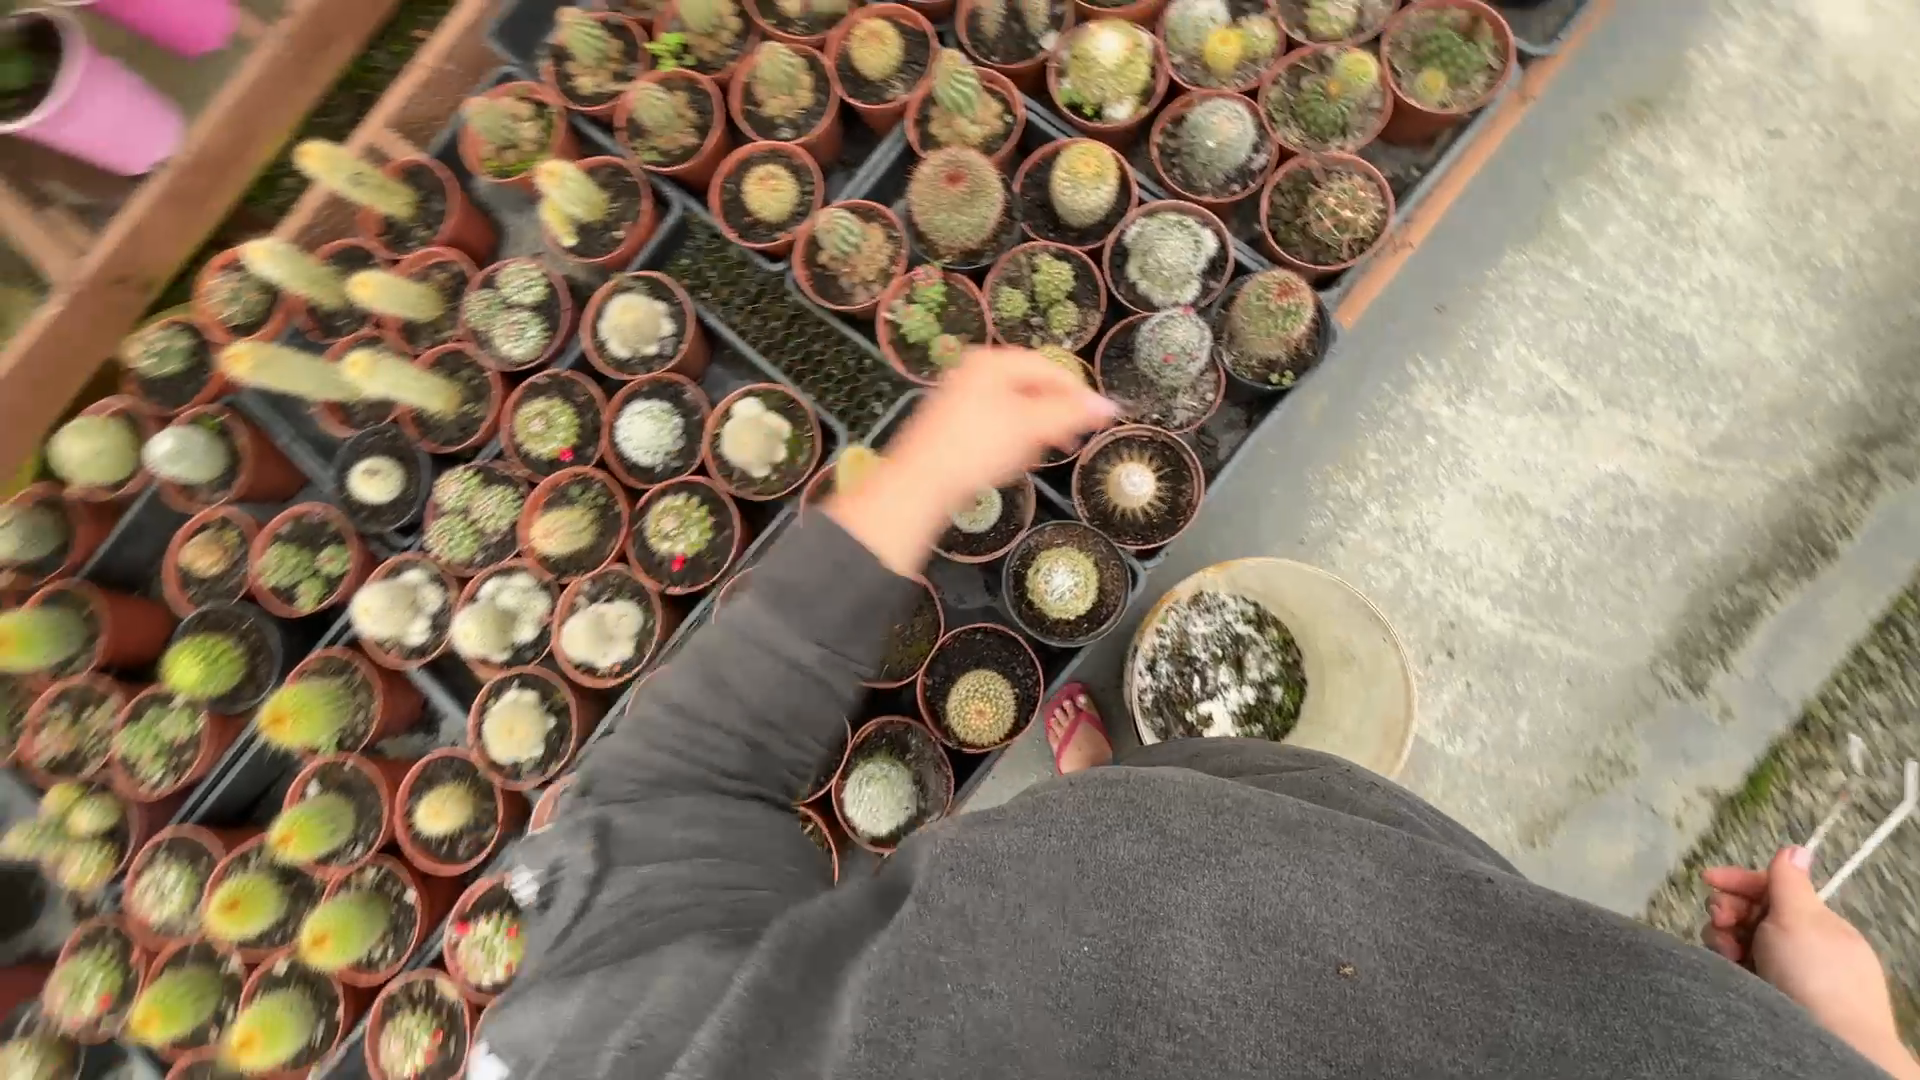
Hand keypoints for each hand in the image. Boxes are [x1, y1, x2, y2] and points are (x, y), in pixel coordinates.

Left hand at [826, 347, 1115, 574]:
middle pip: (1031, 385)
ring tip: (1038, 453)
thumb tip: (1108, 405)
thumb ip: (1070, 414)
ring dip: (1033, 429)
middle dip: (1053, 414)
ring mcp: (961, 396)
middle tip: (1069, 440)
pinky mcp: (953, 423)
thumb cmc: (976, 449)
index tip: (1097, 419)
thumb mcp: (1030, 428)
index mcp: (993, 362)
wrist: (920, 483)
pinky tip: (1012, 460)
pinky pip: (995, 422)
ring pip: (1014, 406)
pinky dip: (1011, 438)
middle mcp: (975, 371)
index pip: (1049, 367)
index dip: (1077, 393)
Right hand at [1703, 847, 1918, 1076]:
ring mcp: (1786, 967)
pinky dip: (1727, 956)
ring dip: (1722, 935)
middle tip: (1721, 922)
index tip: (1707, 879)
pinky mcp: (1767, 986)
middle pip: (1750, 910)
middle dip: (1727, 910)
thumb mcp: (1800, 920)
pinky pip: (1737, 959)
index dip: (1738, 880)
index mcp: (1819, 924)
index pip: (1772, 888)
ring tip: (1727, 951)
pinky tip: (1730, 965)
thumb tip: (1797, 847)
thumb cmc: (1815, 973)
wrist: (1828, 1039)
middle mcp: (1803, 943)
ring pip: (1738, 935)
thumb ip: (1789, 883)